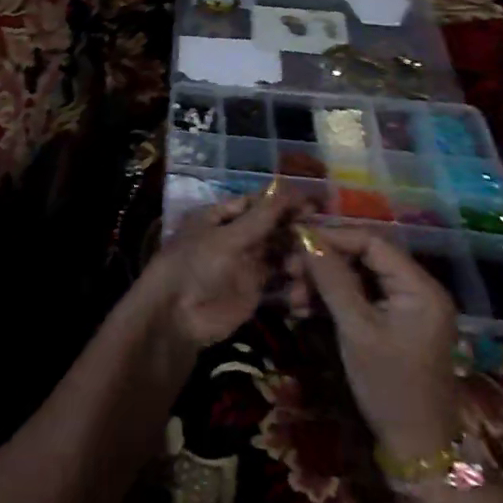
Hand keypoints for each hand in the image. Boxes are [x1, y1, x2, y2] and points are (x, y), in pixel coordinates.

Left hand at [140, 191, 299, 347]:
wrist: (177, 314)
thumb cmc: (196, 265)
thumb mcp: (227, 238)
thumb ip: (260, 218)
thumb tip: (290, 188)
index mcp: (219, 217)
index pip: (256, 203)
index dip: (283, 202)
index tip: (314, 203)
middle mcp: (234, 236)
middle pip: (271, 228)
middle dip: (294, 231)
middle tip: (324, 235)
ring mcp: (245, 263)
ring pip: (279, 253)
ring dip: (297, 257)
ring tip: (312, 264)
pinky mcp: (254, 289)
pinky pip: (280, 279)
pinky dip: (295, 282)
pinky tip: (309, 286)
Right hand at [286, 228, 460, 461]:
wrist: (416, 443)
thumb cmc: (389, 383)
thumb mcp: (356, 328)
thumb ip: (332, 280)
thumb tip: (306, 239)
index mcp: (419, 288)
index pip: (372, 242)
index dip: (331, 237)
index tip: (293, 242)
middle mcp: (417, 290)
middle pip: (363, 257)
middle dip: (322, 262)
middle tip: (287, 271)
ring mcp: (405, 308)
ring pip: (356, 277)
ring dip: (321, 282)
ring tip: (292, 298)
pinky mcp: (392, 324)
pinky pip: (358, 298)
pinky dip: (330, 300)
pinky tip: (304, 309)